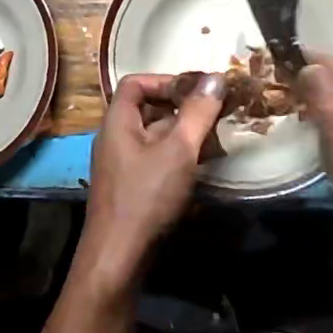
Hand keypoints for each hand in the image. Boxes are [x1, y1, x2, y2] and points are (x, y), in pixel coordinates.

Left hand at [80, 73, 226, 287]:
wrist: (119, 254)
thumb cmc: (146, 196)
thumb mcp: (178, 150)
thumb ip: (197, 112)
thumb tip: (215, 77)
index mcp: (117, 122)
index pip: (135, 83)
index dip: (166, 80)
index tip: (198, 90)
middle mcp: (115, 138)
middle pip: (147, 109)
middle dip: (182, 108)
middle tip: (216, 114)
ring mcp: (122, 164)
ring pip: (155, 136)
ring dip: (184, 134)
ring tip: (217, 141)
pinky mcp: (131, 186)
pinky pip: (155, 159)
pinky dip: (178, 157)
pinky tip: (202, 167)